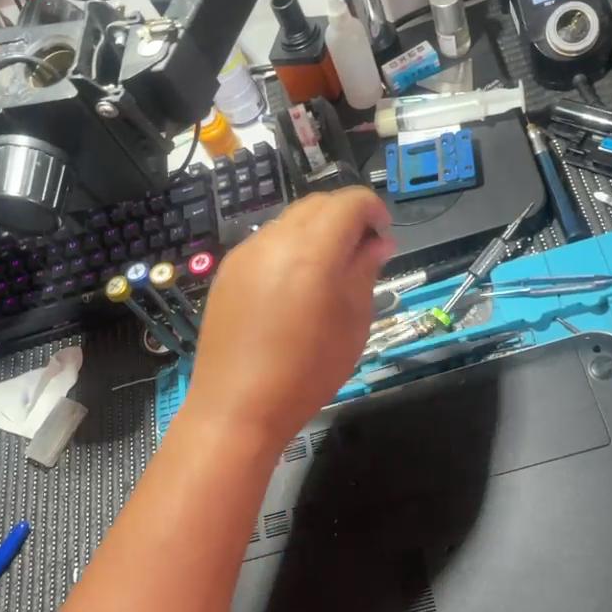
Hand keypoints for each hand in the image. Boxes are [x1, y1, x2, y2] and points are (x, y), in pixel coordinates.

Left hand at [183, 187, 394, 449]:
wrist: (237, 408)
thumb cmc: (307, 373)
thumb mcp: (352, 324)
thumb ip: (365, 273)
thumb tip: (379, 243)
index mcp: (312, 251)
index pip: (349, 202)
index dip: (373, 211)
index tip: (384, 236)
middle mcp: (275, 240)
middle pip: (318, 204)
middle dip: (346, 218)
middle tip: (362, 254)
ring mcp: (245, 254)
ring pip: (289, 222)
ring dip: (316, 232)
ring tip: (329, 274)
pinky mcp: (227, 272)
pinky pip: (266, 244)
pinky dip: (289, 249)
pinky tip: (294, 288)